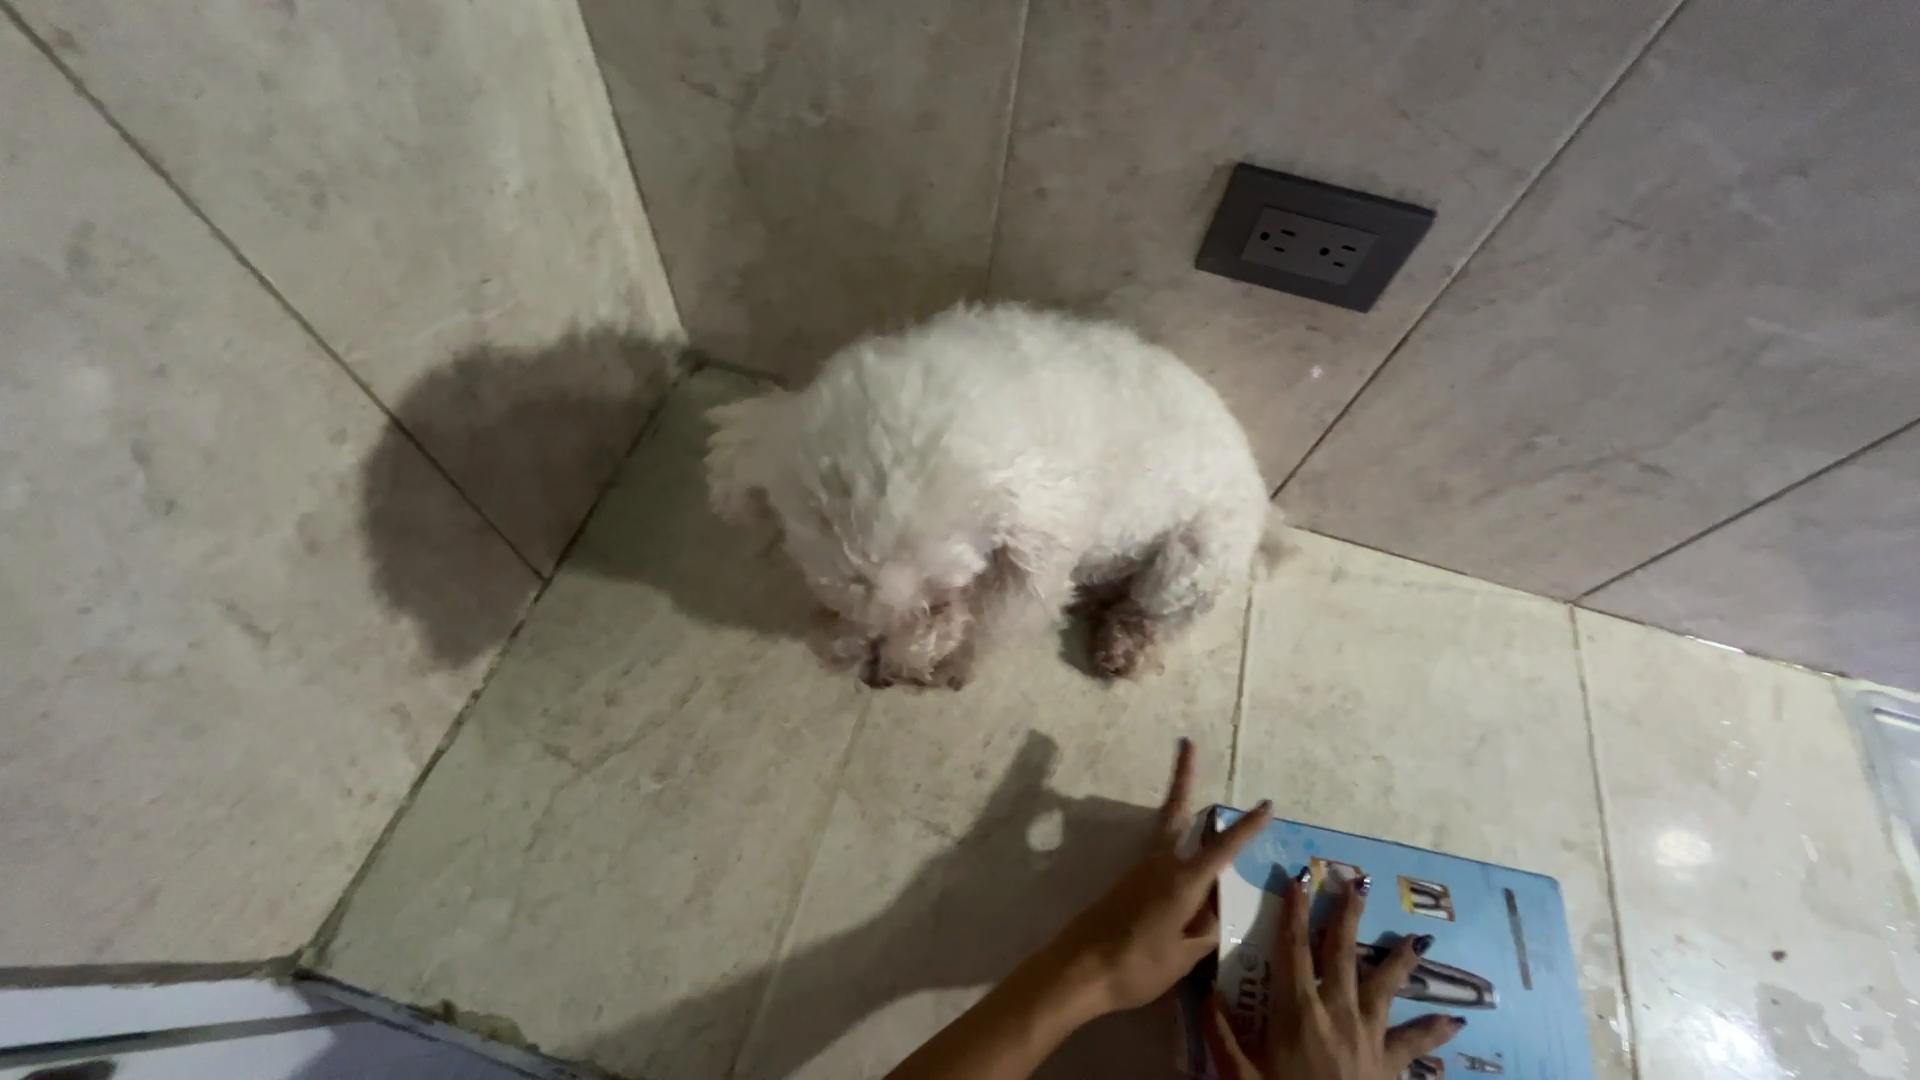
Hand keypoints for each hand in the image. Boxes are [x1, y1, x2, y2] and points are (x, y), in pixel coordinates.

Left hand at [1043, 739, 1271, 1016]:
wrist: (1080, 968)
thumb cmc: (1136, 964)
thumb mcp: (1184, 955)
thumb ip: (1206, 930)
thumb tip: (1218, 909)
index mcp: (1181, 880)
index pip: (1223, 848)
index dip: (1246, 828)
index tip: (1266, 805)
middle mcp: (1160, 864)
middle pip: (1176, 812)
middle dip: (1183, 776)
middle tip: (1187, 743)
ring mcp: (1141, 871)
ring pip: (1169, 834)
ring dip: (1184, 814)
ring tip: (1205, 808)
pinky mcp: (1129, 883)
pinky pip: (1162, 859)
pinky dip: (1178, 853)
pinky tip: (1189, 874)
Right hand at [1209, 869, 1464, 1078]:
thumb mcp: (1240, 1076)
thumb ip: (1220, 1033)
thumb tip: (1203, 992)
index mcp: (1298, 1009)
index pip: (1293, 947)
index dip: (1294, 911)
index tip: (1298, 878)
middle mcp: (1337, 1011)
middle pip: (1341, 953)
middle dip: (1346, 915)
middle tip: (1355, 882)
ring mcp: (1369, 1036)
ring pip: (1384, 988)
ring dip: (1399, 960)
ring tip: (1417, 937)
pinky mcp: (1390, 1065)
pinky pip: (1414, 1044)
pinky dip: (1434, 1031)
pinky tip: (1456, 1021)